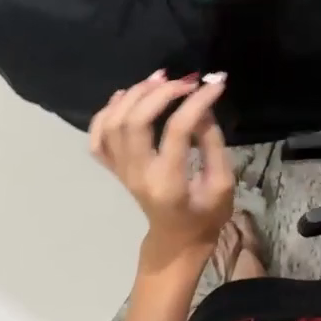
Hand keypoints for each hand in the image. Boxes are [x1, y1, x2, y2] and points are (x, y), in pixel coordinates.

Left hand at [88, 71, 233, 272]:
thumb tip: (202, 105)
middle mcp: (138, 175)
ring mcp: (121, 172)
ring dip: (134, 95)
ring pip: (112, 124)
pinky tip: (126, 96)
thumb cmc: (206, 215)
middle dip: (160, 93)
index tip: (215, 84)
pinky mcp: (114, 170)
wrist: (177, 241)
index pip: (178, 131)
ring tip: (159, 80)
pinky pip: (97, 138)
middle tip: (185, 81)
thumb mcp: (222, 183)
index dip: (197, 101)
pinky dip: (106, 112)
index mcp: (170, 183)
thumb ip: (212, 143)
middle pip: (134, 122)